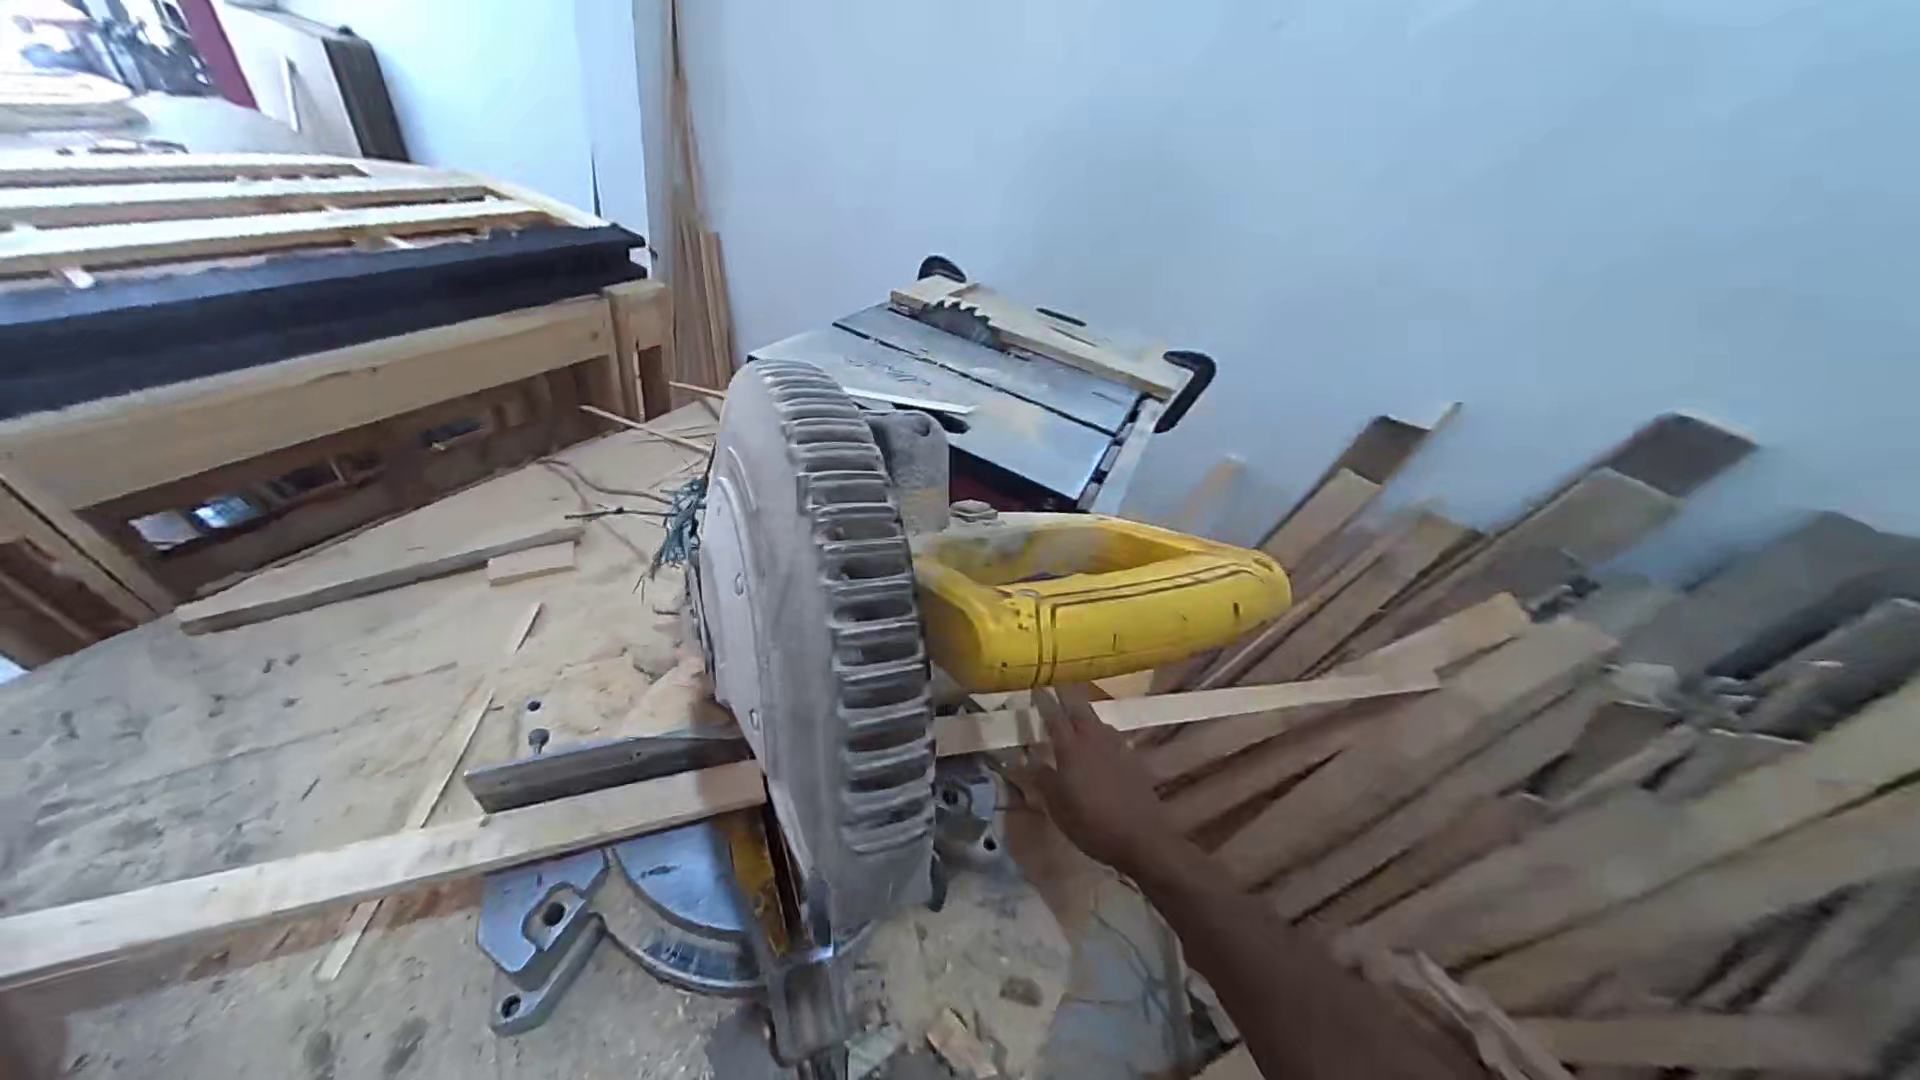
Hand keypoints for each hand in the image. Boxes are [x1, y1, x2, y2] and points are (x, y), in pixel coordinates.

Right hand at [1014, 684, 1184, 876]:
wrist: (1142, 837)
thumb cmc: (1091, 823)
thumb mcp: (1057, 807)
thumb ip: (1040, 779)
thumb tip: (1024, 761)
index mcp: (1071, 747)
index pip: (1053, 715)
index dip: (1044, 701)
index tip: (1036, 687)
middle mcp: (1093, 738)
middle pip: (1078, 708)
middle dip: (1066, 696)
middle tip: (1056, 691)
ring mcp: (1116, 746)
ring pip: (1096, 719)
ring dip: (1084, 713)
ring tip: (1075, 716)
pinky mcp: (1132, 757)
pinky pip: (1111, 735)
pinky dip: (1100, 731)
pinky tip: (1099, 743)